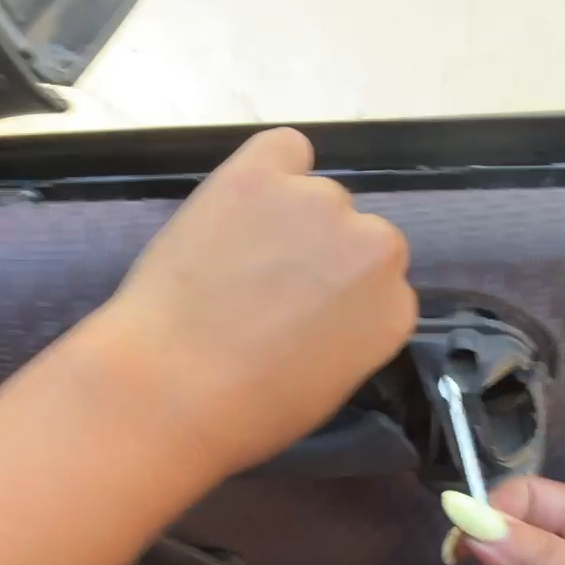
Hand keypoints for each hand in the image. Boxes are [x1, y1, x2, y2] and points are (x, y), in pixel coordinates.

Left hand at [88, 128, 414, 476]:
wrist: (170, 390)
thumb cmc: (247, 414)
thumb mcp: (325, 391)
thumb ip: (347, 339)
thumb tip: (327, 313)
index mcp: (394, 310)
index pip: (382, 291)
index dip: (339, 307)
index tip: (306, 325)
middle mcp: (375, 247)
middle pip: (359, 239)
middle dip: (323, 262)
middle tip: (269, 295)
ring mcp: (319, 202)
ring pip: (317, 200)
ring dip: (289, 224)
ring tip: (234, 264)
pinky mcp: (260, 172)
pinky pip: (284, 150)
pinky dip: (270, 171)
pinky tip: (241, 205)